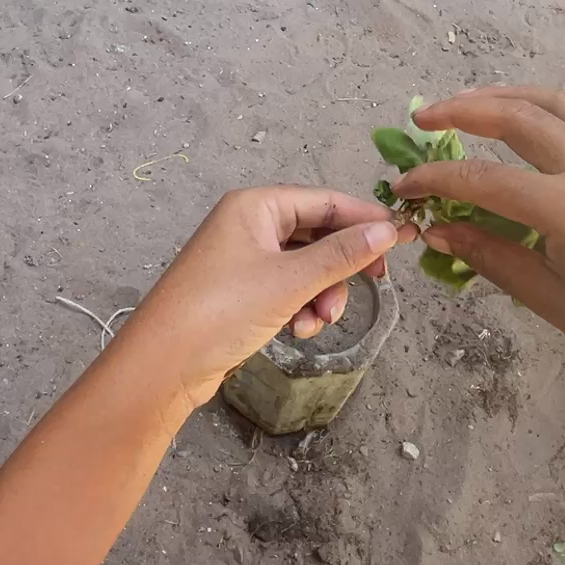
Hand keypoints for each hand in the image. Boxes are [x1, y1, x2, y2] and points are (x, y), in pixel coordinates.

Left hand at [117, 187, 416, 406]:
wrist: (163, 364)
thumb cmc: (223, 310)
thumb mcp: (290, 281)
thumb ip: (342, 255)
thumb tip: (388, 230)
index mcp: (256, 206)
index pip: (325, 201)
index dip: (364, 219)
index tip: (401, 240)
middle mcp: (248, 224)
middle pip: (316, 233)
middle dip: (340, 265)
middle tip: (373, 284)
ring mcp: (242, 258)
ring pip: (304, 265)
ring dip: (321, 292)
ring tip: (319, 321)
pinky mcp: (240, 289)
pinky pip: (286, 286)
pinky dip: (300, 305)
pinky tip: (298, 329)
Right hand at [391, 88, 564, 413]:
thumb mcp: (546, 296)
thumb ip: (487, 254)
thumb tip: (437, 230)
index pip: (484, 179)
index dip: (436, 179)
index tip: (403, 187)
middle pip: (519, 118)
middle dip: (463, 111)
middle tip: (422, 119)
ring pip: (555, 105)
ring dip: (505, 96)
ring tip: (465, 102)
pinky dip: (547, 107)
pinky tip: (527, 118)